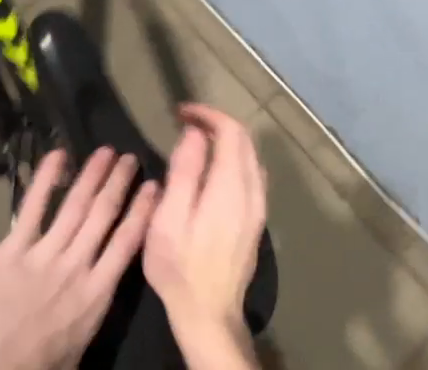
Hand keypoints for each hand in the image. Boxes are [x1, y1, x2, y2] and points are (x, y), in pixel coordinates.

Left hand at [0, 148, 157, 369]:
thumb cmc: (34, 368)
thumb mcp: (79, 346)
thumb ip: (94, 308)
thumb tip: (108, 282)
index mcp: (95, 296)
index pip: (127, 244)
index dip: (142, 211)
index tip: (154, 187)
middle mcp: (75, 268)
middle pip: (103, 216)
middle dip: (120, 184)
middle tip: (131, 158)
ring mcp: (43, 255)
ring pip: (75, 206)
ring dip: (92, 175)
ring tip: (106, 152)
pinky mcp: (12, 249)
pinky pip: (32, 208)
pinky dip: (45, 179)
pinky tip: (57, 155)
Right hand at [144, 104, 267, 361]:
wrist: (209, 314)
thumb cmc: (180, 266)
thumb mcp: (169, 219)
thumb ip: (184, 171)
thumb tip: (194, 133)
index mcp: (230, 187)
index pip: (230, 131)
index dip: (207, 114)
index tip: (180, 112)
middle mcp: (252, 192)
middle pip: (244, 140)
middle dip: (216, 123)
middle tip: (185, 122)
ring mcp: (258, 208)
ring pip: (251, 157)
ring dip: (227, 140)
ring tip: (196, 141)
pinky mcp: (256, 222)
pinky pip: (251, 175)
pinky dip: (233, 159)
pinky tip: (213, 170)